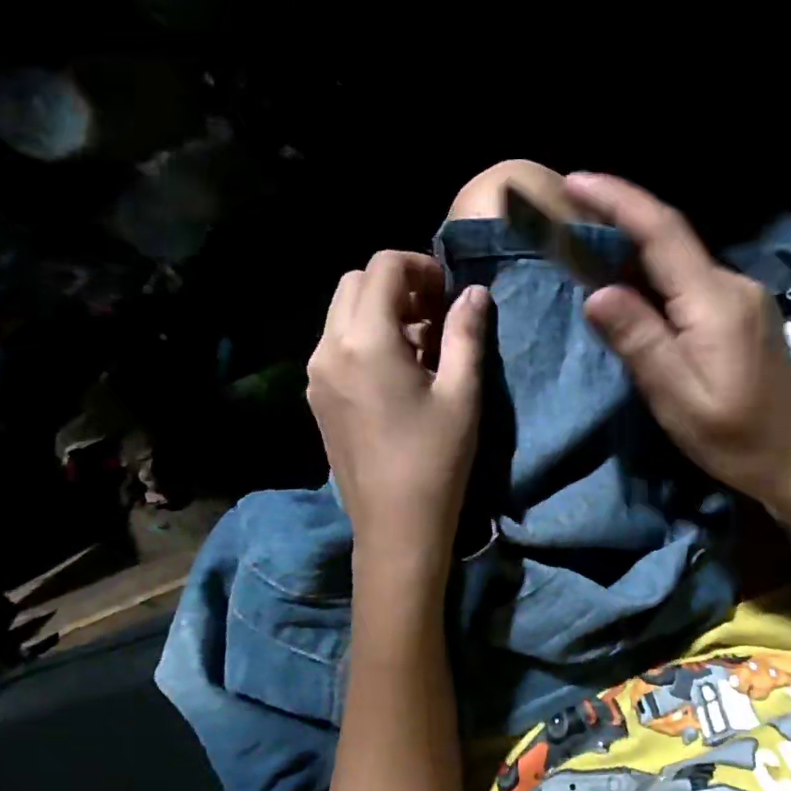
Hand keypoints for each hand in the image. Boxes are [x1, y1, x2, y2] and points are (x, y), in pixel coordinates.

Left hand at [306, 250, 490, 562]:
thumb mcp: (462, 394)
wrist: (396, 525)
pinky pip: (336, 345)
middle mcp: (329, 348)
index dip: (419, 265)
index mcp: (365, 340)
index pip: (382, 267)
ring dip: (379, 311)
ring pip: (342, 313)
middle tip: (436, 313)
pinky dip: (365, 338)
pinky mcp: (317, 398)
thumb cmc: (436, 459)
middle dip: (396, 284)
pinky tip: (398, 372)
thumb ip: (467, 334)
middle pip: (354, 283)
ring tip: (422, 345)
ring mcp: (316, 375)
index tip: (448, 289)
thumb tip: (474, 293)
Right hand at [566, 173, 790, 514]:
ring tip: (590, 252)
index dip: (618, 201)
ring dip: (637, 250)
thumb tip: (597, 292)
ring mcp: (745, 296)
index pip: (663, 233)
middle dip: (620, 221)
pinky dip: (658, 276)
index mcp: (715, 302)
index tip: (575, 181)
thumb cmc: (734, 437)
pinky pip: (694, 280)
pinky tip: (635, 289)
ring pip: (682, 260)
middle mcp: (734, 285)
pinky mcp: (745, 311)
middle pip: (672, 240)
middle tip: (570, 217)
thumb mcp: (677, 397)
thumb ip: (639, 341)